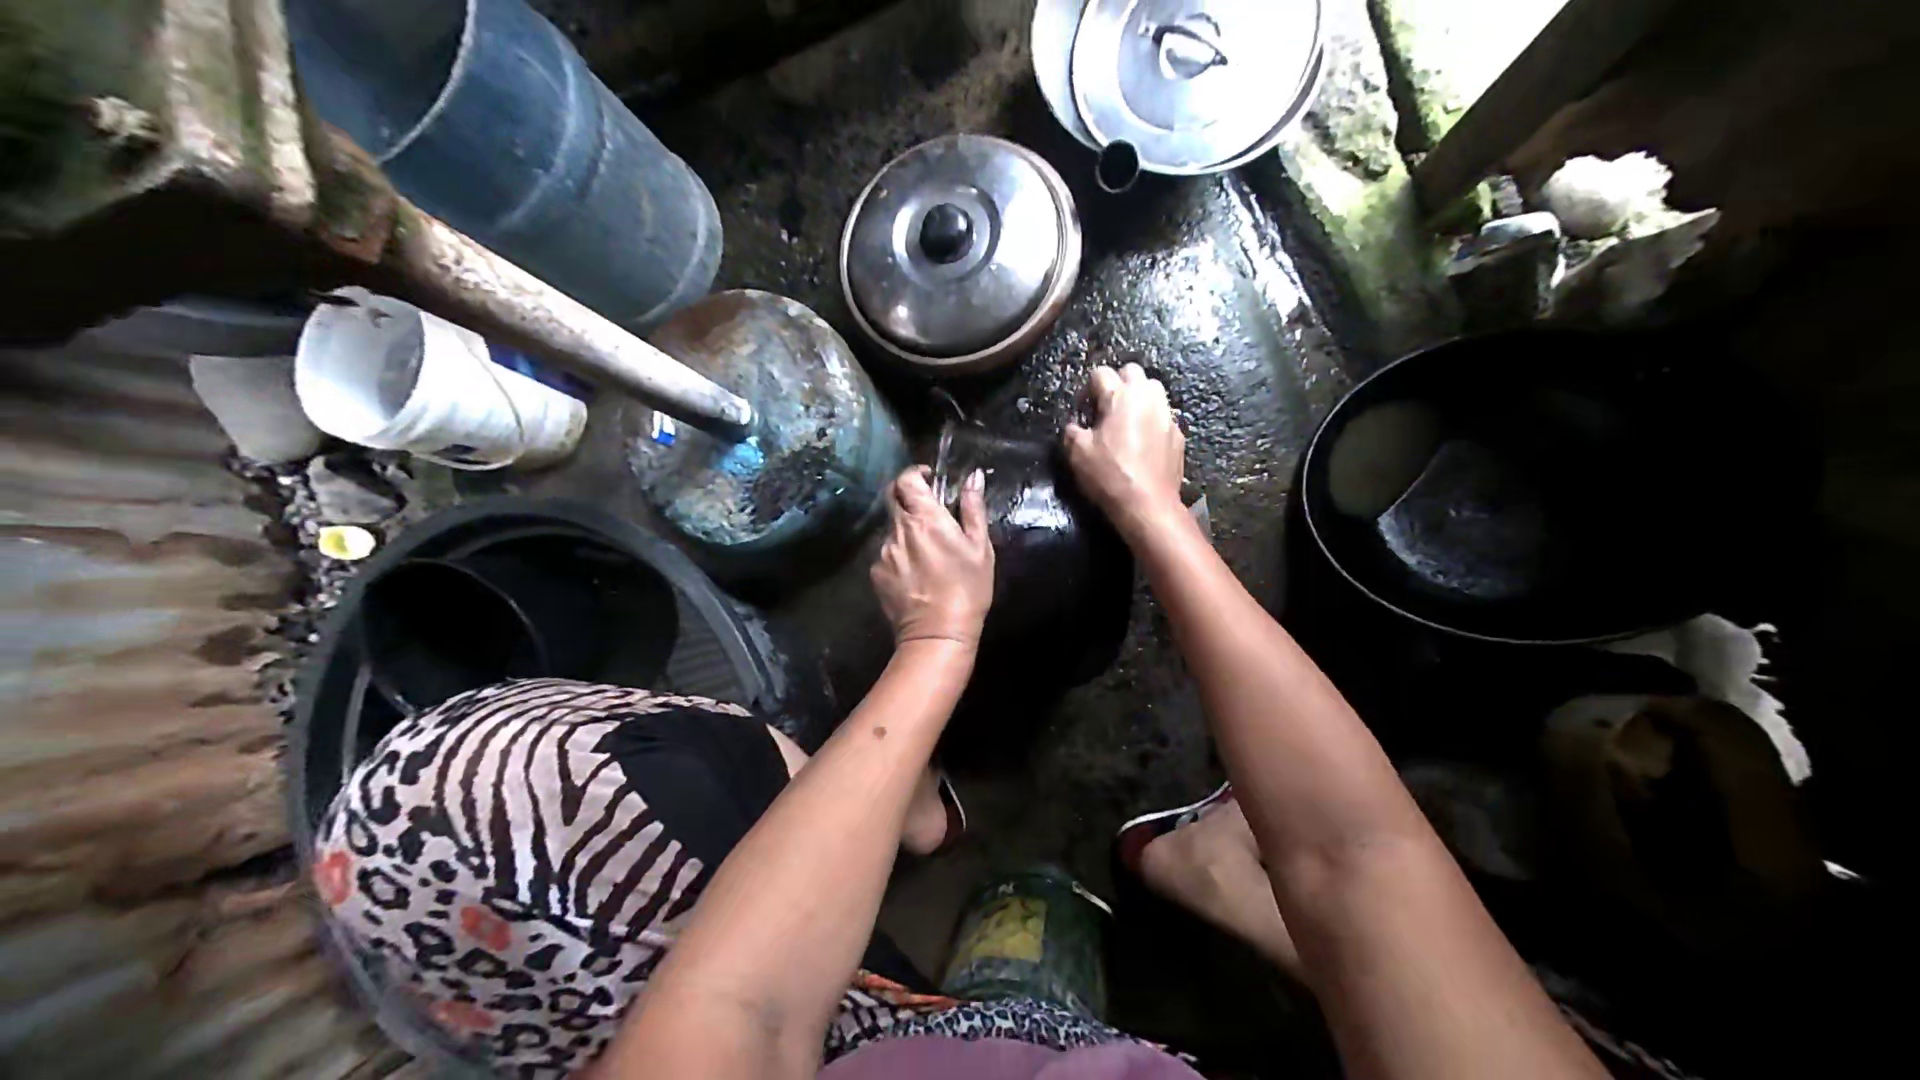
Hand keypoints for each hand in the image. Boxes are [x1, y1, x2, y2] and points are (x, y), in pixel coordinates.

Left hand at [871, 466, 994, 648]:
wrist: (937, 634)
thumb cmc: (967, 589)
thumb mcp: (980, 548)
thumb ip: (973, 509)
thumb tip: (974, 477)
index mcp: (925, 518)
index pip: (907, 479)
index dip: (915, 473)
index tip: (928, 478)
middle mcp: (898, 530)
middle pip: (893, 499)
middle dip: (908, 497)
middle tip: (927, 511)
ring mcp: (883, 552)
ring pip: (891, 529)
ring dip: (906, 531)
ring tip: (927, 553)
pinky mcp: (876, 573)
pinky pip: (886, 554)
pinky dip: (899, 556)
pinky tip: (915, 574)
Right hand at [1064, 363, 1186, 540]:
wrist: (1148, 504)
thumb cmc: (1109, 475)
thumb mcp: (1077, 453)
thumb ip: (1072, 432)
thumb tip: (1074, 427)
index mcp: (1121, 397)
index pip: (1101, 373)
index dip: (1088, 388)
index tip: (1083, 407)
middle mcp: (1147, 398)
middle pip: (1133, 372)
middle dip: (1118, 383)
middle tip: (1106, 407)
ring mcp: (1167, 415)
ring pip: (1153, 391)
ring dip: (1138, 398)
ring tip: (1126, 420)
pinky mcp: (1177, 435)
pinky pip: (1163, 416)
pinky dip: (1152, 421)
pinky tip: (1143, 442)